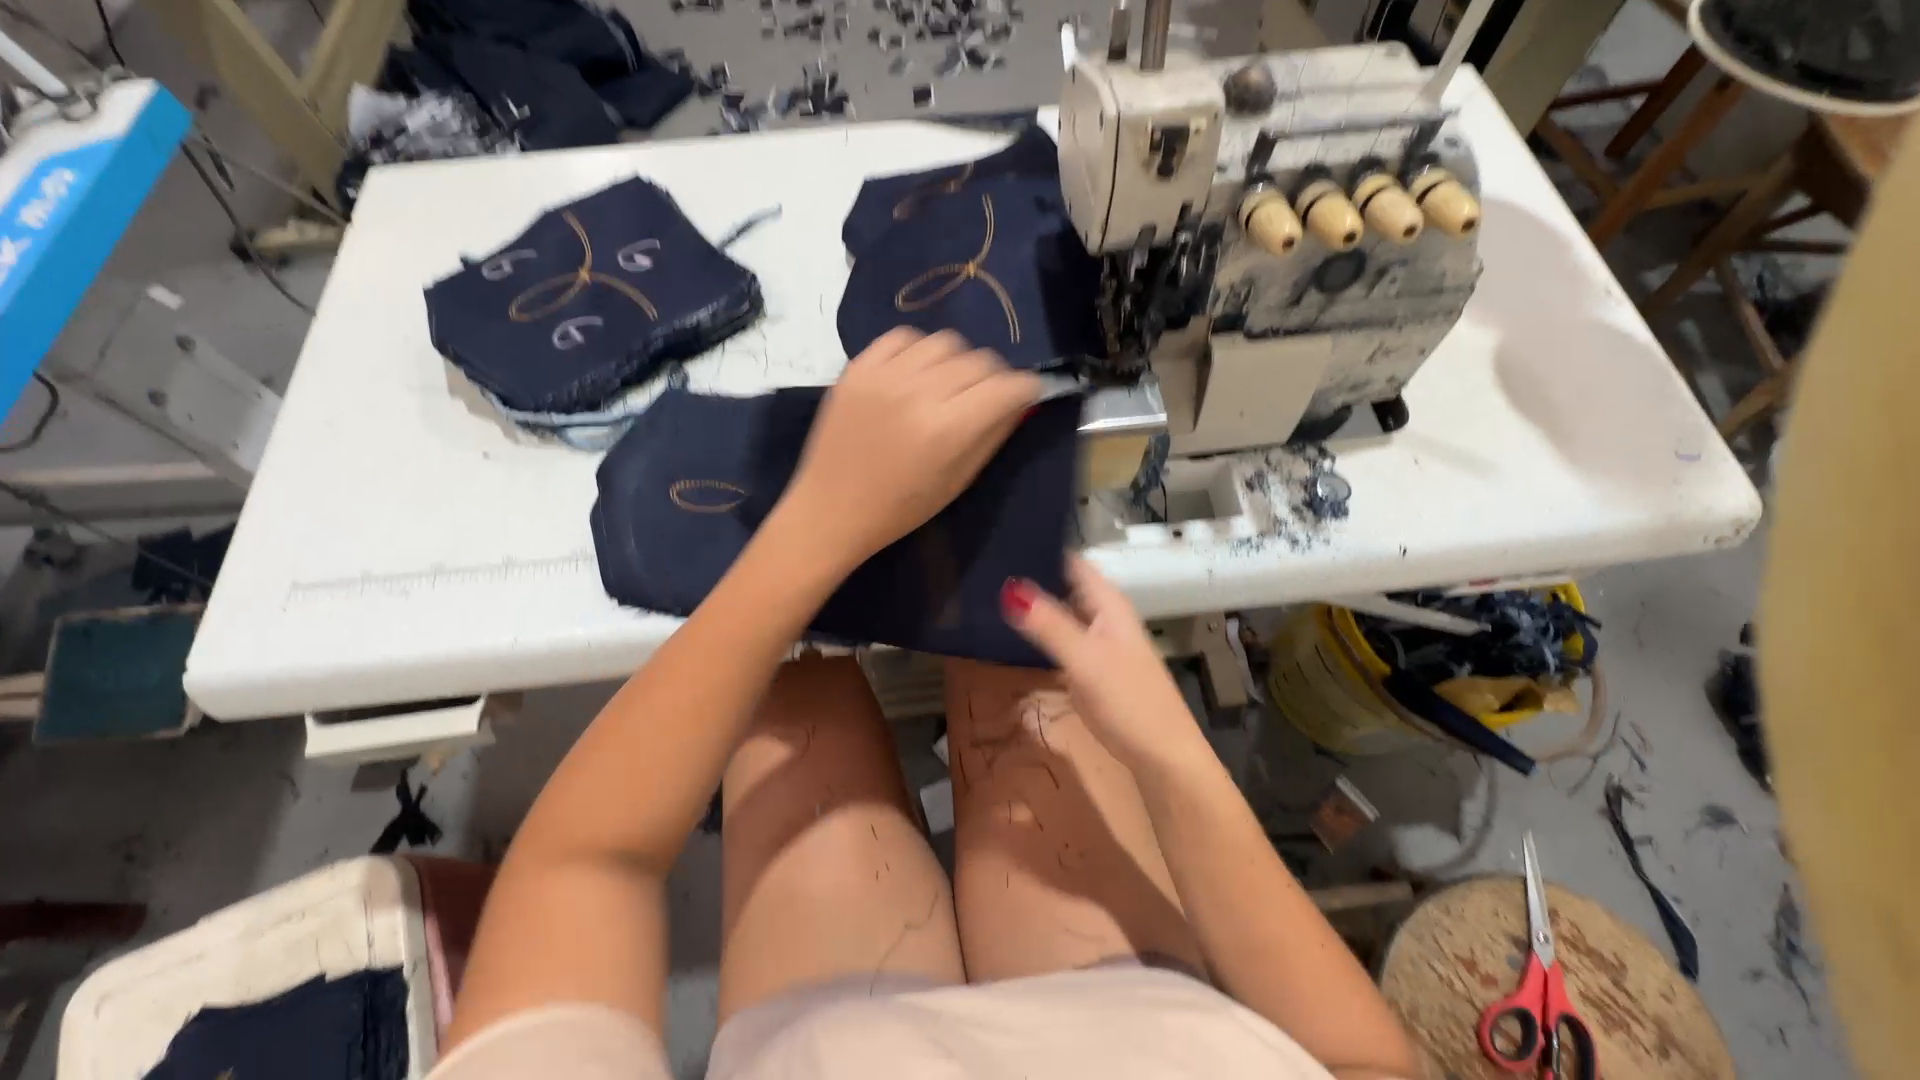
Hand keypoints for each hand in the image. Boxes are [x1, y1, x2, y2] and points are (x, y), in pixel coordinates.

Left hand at [779, 328, 1041, 570]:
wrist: (832, 510)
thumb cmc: (901, 508)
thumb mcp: (959, 480)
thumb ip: (994, 434)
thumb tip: (1021, 399)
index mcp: (948, 429)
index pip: (1007, 386)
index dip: (1025, 388)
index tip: (1025, 394)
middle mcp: (919, 393)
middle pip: (979, 360)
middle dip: (994, 376)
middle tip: (985, 395)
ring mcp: (884, 376)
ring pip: (945, 342)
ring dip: (957, 360)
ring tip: (949, 383)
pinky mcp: (857, 368)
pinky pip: (902, 337)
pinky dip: (919, 350)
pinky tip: (916, 372)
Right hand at [1002, 556, 1214, 780]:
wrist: (1161, 756)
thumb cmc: (1130, 702)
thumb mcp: (1085, 660)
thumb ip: (1048, 625)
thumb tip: (1008, 588)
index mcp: (1109, 606)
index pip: (1073, 562)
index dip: (1043, 548)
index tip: (1001, 538)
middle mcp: (1103, 618)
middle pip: (1064, 587)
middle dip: (1031, 577)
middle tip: (983, 568)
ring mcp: (1097, 645)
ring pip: (1060, 615)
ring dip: (1033, 608)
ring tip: (986, 596)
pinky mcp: (1089, 671)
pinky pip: (1059, 643)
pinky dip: (1038, 637)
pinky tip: (1010, 637)